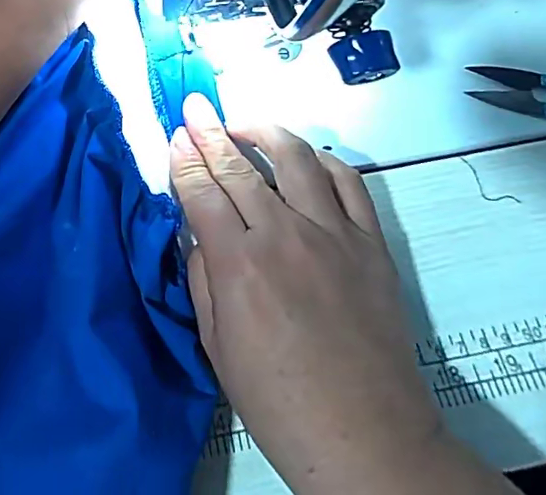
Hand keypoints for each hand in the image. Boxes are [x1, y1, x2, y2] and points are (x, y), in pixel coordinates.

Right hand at [170, 95, 512, 493]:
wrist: (367, 440)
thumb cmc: (278, 401)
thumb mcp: (216, 345)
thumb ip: (202, 276)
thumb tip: (196, 228)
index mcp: (239, 266)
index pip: (202, 191)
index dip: (184, 159)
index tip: (175, 134)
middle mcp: (284, 236)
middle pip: (240, 166)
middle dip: (210, 131)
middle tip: (195, 106)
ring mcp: (333, 235)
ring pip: (295, 159)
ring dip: (264, 131)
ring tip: (243, 121)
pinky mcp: (370, 244)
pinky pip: (348, 182)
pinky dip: (323, 159)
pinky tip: (304, 155)